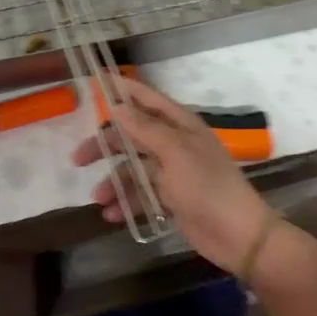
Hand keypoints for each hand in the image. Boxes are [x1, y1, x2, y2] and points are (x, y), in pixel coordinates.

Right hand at [71, 76, 275, 273]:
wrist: (237, 234)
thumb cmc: (207, 185)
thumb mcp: (175, 152)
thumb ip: (145, 128)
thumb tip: (118, 105)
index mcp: (180, 125)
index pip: (147, 98)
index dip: (123, 89)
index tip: (96, 81)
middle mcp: (174, 143)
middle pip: (133, 136)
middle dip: (106, 146)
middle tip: (78, 159)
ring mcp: (172, 172)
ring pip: (134, 169)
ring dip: (114, 182)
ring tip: (98, 199)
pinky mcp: (171, 199)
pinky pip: (141, 195)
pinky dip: (126, 204)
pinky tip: (112, 216)